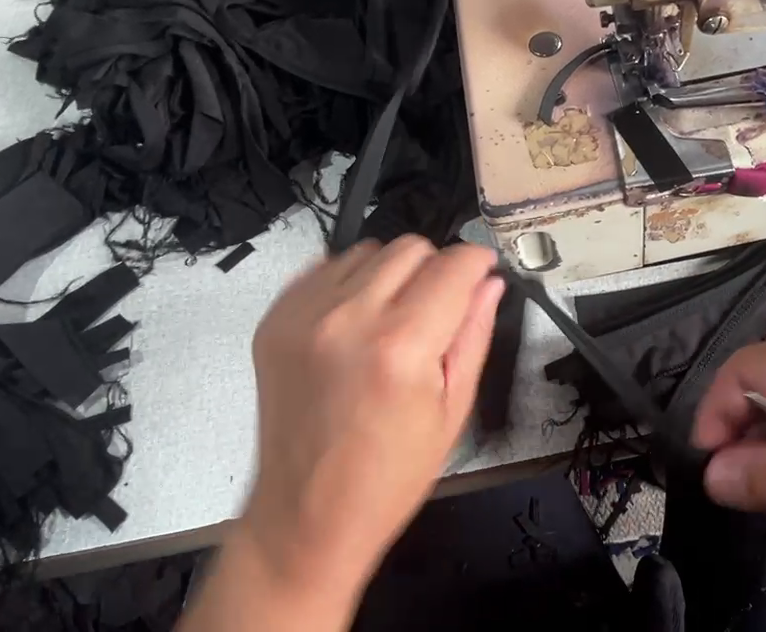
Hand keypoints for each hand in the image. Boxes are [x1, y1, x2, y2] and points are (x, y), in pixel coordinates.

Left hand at [241, 237, 505, 585]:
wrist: (304, 519)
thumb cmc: (385, 478)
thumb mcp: (453, 410)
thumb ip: (474, 334)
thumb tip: (489, 283)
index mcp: (401, 347)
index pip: (454, 265)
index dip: (477, 263)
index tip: (483, 270)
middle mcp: (348, 320)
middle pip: (411, 247)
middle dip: (436, 269)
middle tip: (437, 310)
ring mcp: (305, 317)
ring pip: (370, 250)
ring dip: (392, 274)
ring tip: (392, 321)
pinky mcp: (276, 321)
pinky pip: (327, 267)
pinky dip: (350, 284)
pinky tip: (357, 324)